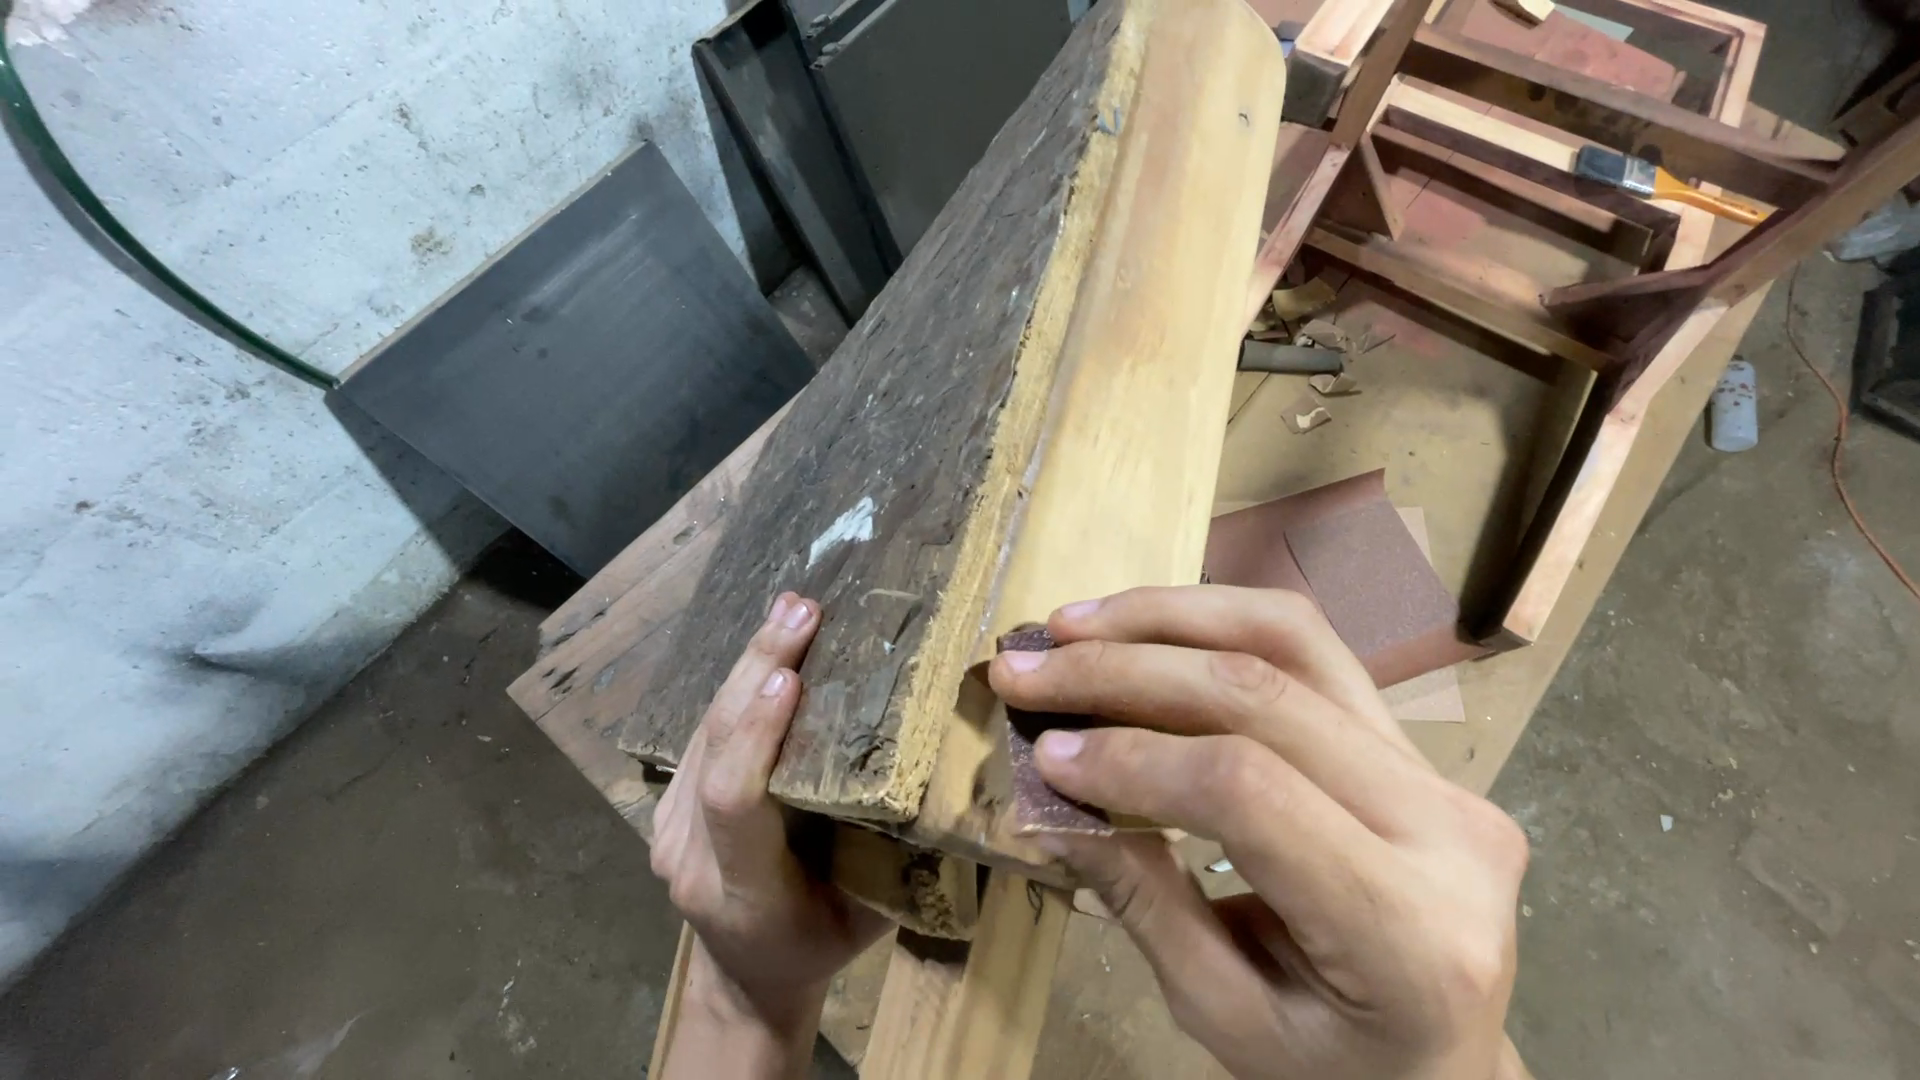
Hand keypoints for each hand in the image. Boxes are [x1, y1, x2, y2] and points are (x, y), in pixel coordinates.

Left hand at [651, 592, 890, 1073]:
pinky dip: (737, 685)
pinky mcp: (668, 802)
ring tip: (789, 610)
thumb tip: (942, 776)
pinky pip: (702, 733)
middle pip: (713, 746)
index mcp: (741, 884)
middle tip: (800, 610)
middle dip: (757, 668)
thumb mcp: (867, 914)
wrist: (744, 976)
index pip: (737, 800)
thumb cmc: (817, 944)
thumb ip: (892, 850)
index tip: (790, 679)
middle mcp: (689, 850)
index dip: (757, 737)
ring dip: (747, 664)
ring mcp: (668, 825)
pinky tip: (768, 648)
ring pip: (703, 729)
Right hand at [988, 585, 1528, 1079]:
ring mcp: (1436, 768)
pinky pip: (1305, 646)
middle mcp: (1442, 825)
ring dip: (1166, 618)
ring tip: (1074, 626)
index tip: (1043, 752)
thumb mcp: (1221, 1014)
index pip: (1247, 791)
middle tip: (1028, 668)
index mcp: (1407, 930)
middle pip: (1263, 695)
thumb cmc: (1329, 1069)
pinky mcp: (1409, 738)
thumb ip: (1140, 899)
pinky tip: (1141, 627)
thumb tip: (1044, 797)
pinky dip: (1209, 620)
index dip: (1131, 757)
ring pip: (1290, 638)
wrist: (1439, 1065)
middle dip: (1124, 670)